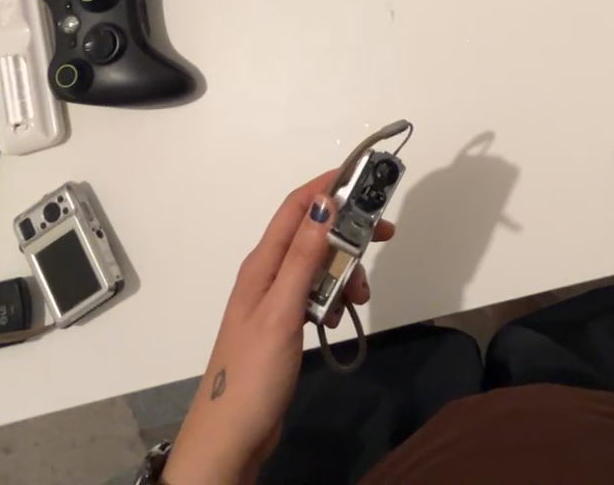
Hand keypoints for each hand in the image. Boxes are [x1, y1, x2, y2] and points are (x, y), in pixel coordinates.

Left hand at [166, 170, 394, 484]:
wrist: (230, 437)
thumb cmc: (253, 371)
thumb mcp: (282, 310)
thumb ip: (303, 256)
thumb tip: (324, 201)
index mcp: (263, 262)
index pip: (297, 207)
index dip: (328, 185)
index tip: (365, 177)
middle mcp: (268, 271)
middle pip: (314, 233)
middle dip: (348, 232)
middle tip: (383, 236)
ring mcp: (276, 297)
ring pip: (320, 264)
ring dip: (345, 271)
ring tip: (359, 296)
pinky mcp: (285, 321)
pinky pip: (317, 291)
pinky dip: (335, 295)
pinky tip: (342, 314)